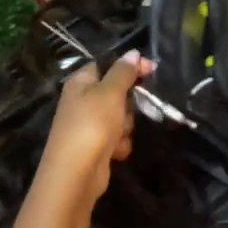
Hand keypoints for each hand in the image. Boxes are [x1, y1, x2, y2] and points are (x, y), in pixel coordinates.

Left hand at [39, 50, 153, 203]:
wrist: (76, 174)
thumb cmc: (92, 125)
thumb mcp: (110, 92)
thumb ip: (123, 72)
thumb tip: (133, 52)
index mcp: (80, 82)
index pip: (107, 64)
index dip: (128, 66)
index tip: (151, 70)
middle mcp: (82, 101)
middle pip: (116, 92)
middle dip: (128, 103)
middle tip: (128, 109)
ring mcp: (88, 125)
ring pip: (120, 116)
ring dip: (126, 126)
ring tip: (119, 134)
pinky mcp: (96, 146)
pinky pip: (117, 138)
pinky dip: (120, 144)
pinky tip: (116, 151)